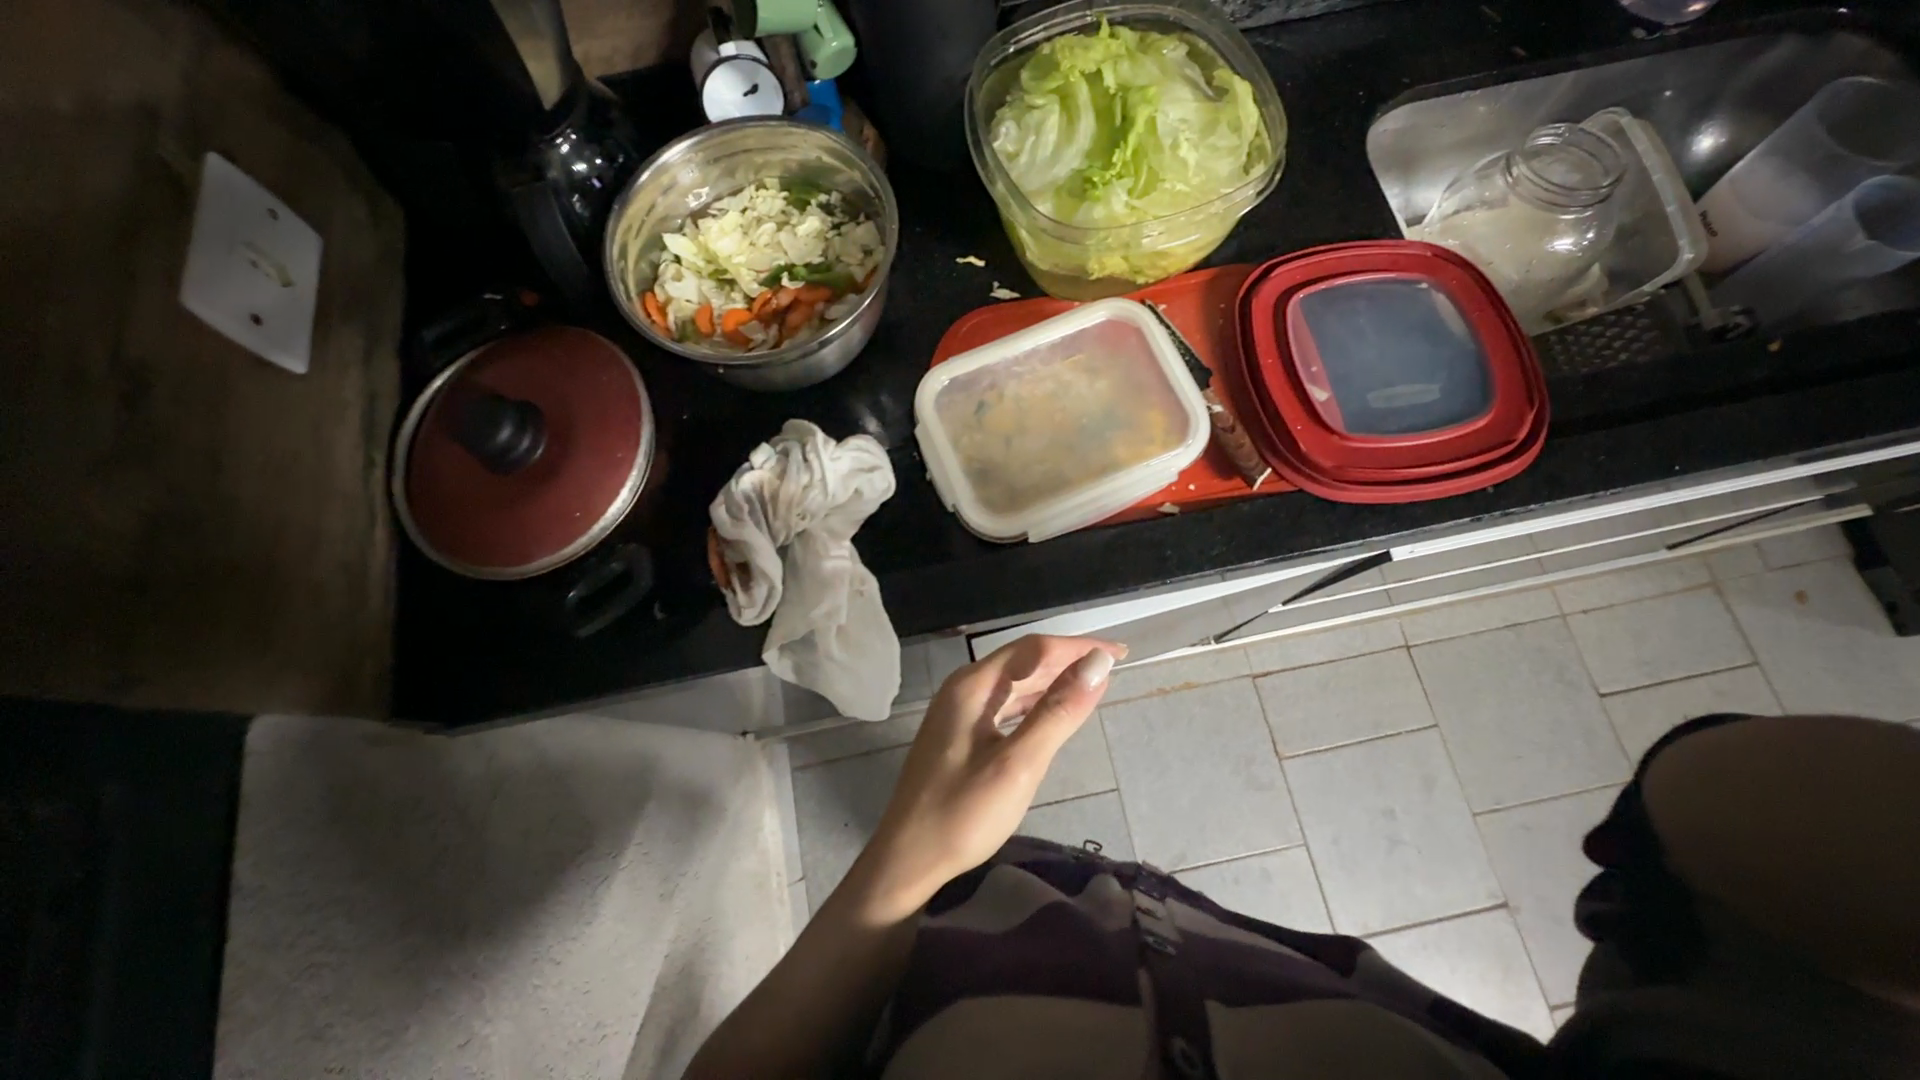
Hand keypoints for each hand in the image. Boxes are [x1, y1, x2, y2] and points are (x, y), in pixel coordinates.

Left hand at [843, 635, 1125, 922]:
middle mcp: (963, 689)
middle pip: (1023, 660)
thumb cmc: (963, 814)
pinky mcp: (960, 735)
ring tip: (1093, 685)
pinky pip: (1005, 705)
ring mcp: (959, 712)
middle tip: (1115, 665)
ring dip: (1053, 679)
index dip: (1078, 646)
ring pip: (1014, 683)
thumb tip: (1098, 664)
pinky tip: (1052, 712)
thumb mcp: (1018, 764)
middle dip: (1069, 659)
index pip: (1034, 648)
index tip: (1120, 653)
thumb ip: (1057, 712)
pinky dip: (1034, 702)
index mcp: (973, 686)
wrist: (907, 858)